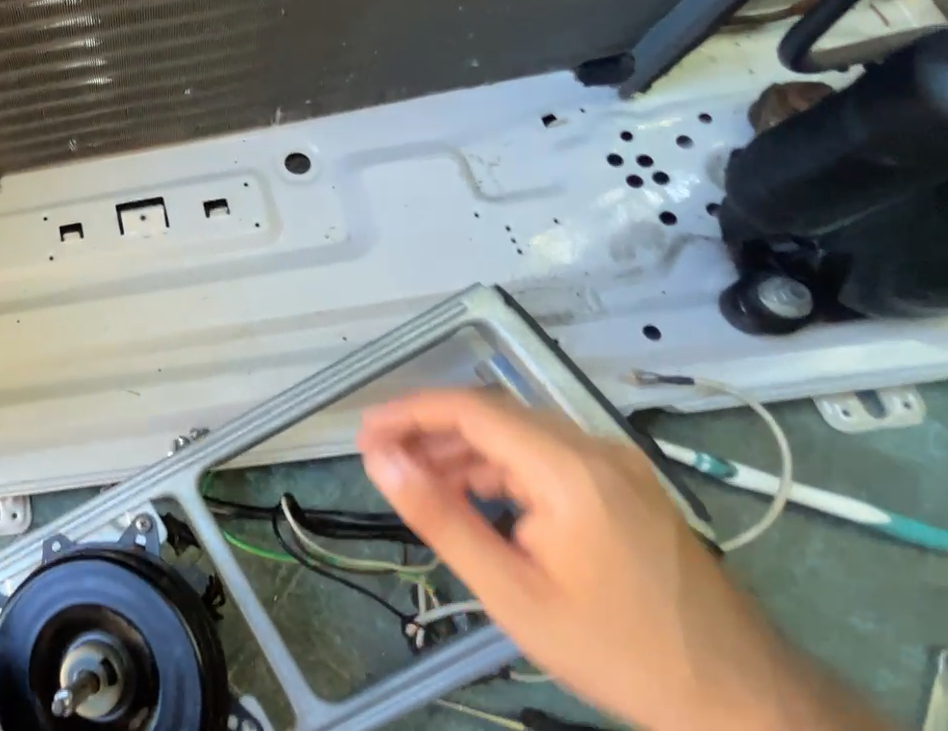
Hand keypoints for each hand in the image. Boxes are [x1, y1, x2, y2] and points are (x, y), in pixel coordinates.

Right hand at [357, 388, 889, 730]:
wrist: (744, 700)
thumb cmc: (617, 649)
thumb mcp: (511, 590)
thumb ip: (441, 517)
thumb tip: (381, 461)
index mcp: (569, 468)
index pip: (471, 409)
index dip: (408, 412)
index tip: (364, 434)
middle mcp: (595, 450)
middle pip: (494, 415)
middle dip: (429, 432)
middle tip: (381, 460)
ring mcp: (617, 467)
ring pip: (520, 436)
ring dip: (463, 451)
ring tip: (417, 483)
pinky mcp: (627, 488)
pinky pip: (547, 459)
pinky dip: (500, 470)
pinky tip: (474, 500)